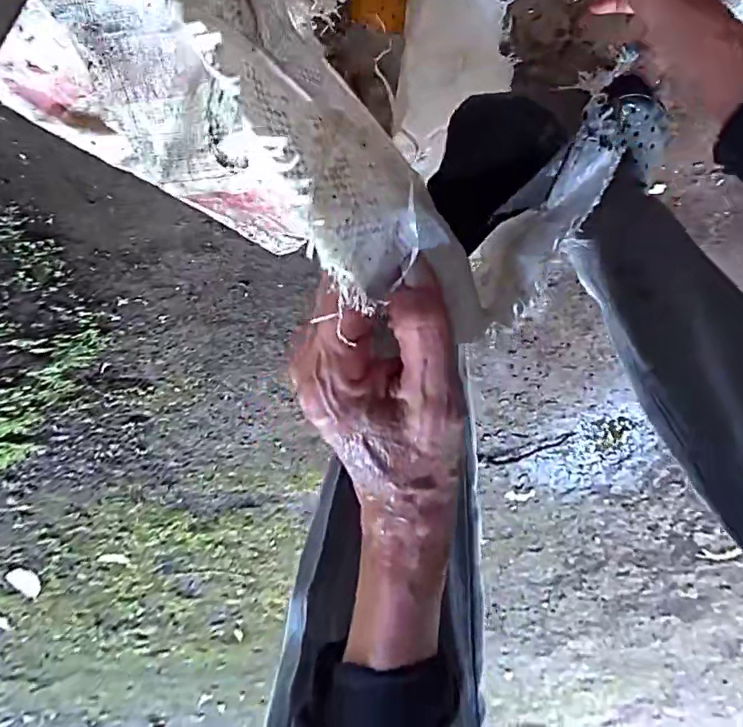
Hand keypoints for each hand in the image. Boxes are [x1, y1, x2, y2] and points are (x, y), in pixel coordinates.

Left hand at [289, 272, 464, 670]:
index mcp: (328, 373)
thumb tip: (412, 270)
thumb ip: (423, 329)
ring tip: (412, 279)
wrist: (405, 500)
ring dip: (374, 283)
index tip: (409, 243)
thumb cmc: (423, 456)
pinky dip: (369, 301)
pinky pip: (341, 314)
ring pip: (338, 298)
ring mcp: (308, 363)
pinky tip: (397, 303)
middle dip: (375, 269)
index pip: (344, 293)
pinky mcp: (320, 363)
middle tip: (416, 257)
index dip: (376, 263)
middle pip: (335, 291)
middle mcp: (306, 363)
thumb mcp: (437, 395)